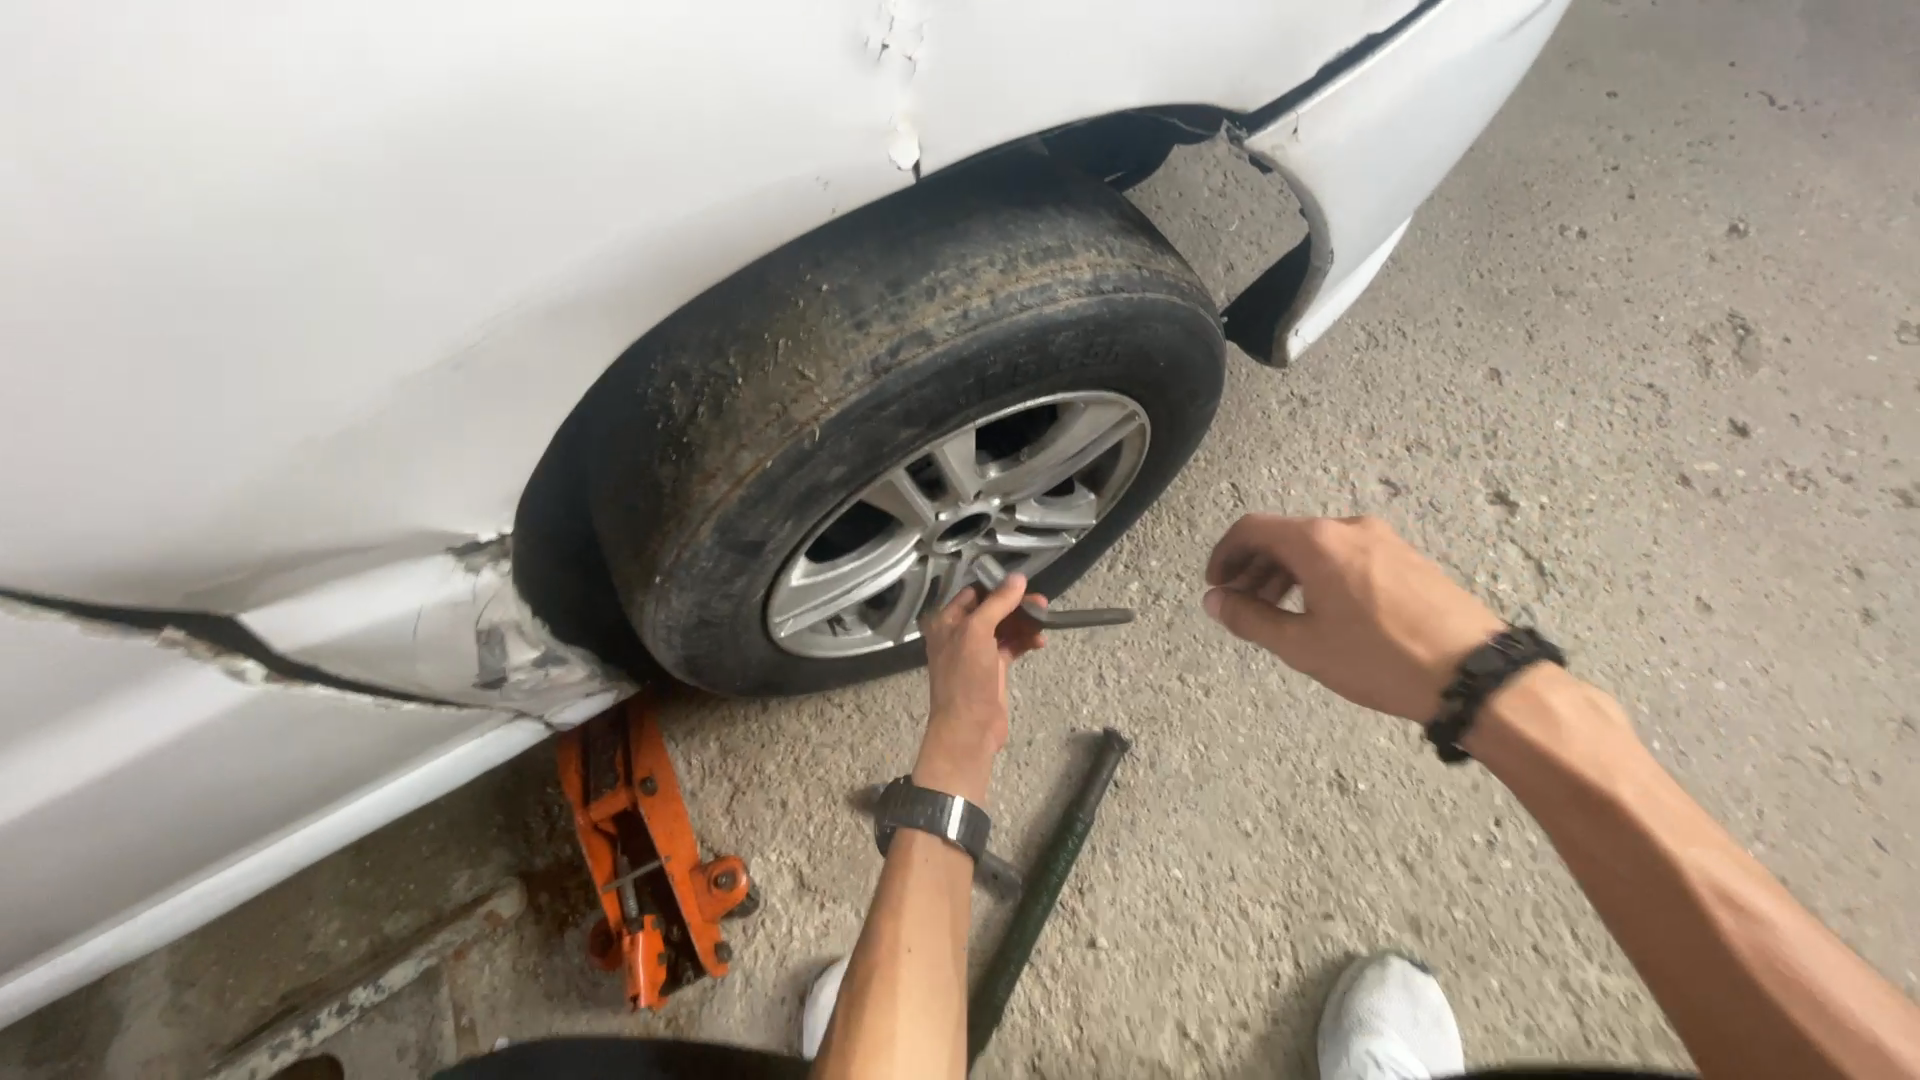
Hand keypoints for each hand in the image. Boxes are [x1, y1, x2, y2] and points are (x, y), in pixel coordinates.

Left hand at [914, 573, 1046, 801]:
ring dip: (1024, 623)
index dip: (997, 587)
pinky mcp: (993, 668)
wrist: (969, 728)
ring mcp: (977, 652)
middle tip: (1042, 603)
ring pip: (1004, 628)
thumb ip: (997, 603)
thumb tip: (1018, 577)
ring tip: (1045, 620)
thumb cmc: (966, 677)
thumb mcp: (977, 633)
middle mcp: (959, 634)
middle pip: (992, 609)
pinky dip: (1025, 641)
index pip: (973, 593)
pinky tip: (1040, 641)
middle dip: (1016, 605)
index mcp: (946, 622)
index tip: (1022, 584)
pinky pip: (1011, 646)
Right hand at [1203, 515, 1504, 722]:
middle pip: (1283, 536)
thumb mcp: (1302, 646)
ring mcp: (1384, 540)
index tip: (1215, 587)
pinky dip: (1318, 575)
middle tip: (1240, 605)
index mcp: (1317, 542)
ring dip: (1285, 573)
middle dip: (1253, 568)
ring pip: (1316, 547)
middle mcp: (1349, 528)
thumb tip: (1214, 601)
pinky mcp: (1408, 559)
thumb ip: (1249, 619)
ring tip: (1278, 614)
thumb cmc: (1381, 659)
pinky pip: (1346, 556)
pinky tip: (1322, 612)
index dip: (1223, 555)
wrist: (1477, 674)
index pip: (1251, 529)